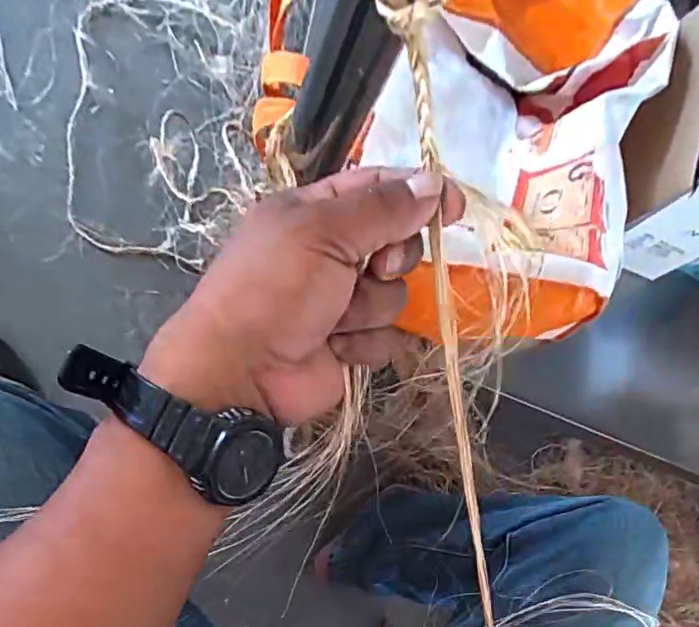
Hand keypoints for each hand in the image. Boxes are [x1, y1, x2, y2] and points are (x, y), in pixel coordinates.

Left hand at [141, 167, 463, 425]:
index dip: (420, 194)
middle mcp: (335, 253)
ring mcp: (345, 302)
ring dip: (370, 309)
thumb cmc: (273, 290)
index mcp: (319, 212)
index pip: (381, 189)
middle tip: (372, 269)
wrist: (244, 370)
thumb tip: (434, 183)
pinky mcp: (354, 344)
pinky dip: (365, 344)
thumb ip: (382, 208)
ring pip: (396, 297)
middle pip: (399, 244)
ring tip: (334, 319)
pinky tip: (336, 348)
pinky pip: (389, 338)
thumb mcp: (323, 233)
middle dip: (392, 260)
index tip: (454, 206)